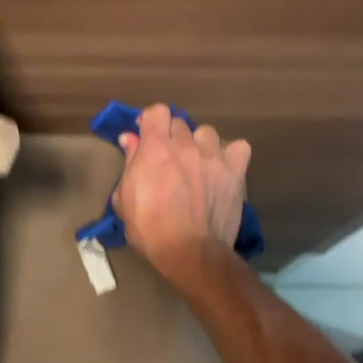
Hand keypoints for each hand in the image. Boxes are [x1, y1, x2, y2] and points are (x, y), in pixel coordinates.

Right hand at [111, 104, 250, 285]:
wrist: (189, 251)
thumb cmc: (149, 228)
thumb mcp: (124, 199)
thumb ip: (129, 164)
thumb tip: (130, 139)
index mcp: (155, 148)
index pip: (157, 112)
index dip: (150, 121)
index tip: (145, 135)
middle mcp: (186, 145)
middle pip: (180, 123)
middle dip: (172, 137)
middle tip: (167, 159)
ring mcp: (213, 157)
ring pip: (207, 133)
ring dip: (199, 144)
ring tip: (196, 164)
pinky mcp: (235, 172)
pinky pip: (238, 148)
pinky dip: (230, 154)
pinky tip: (222, 167)